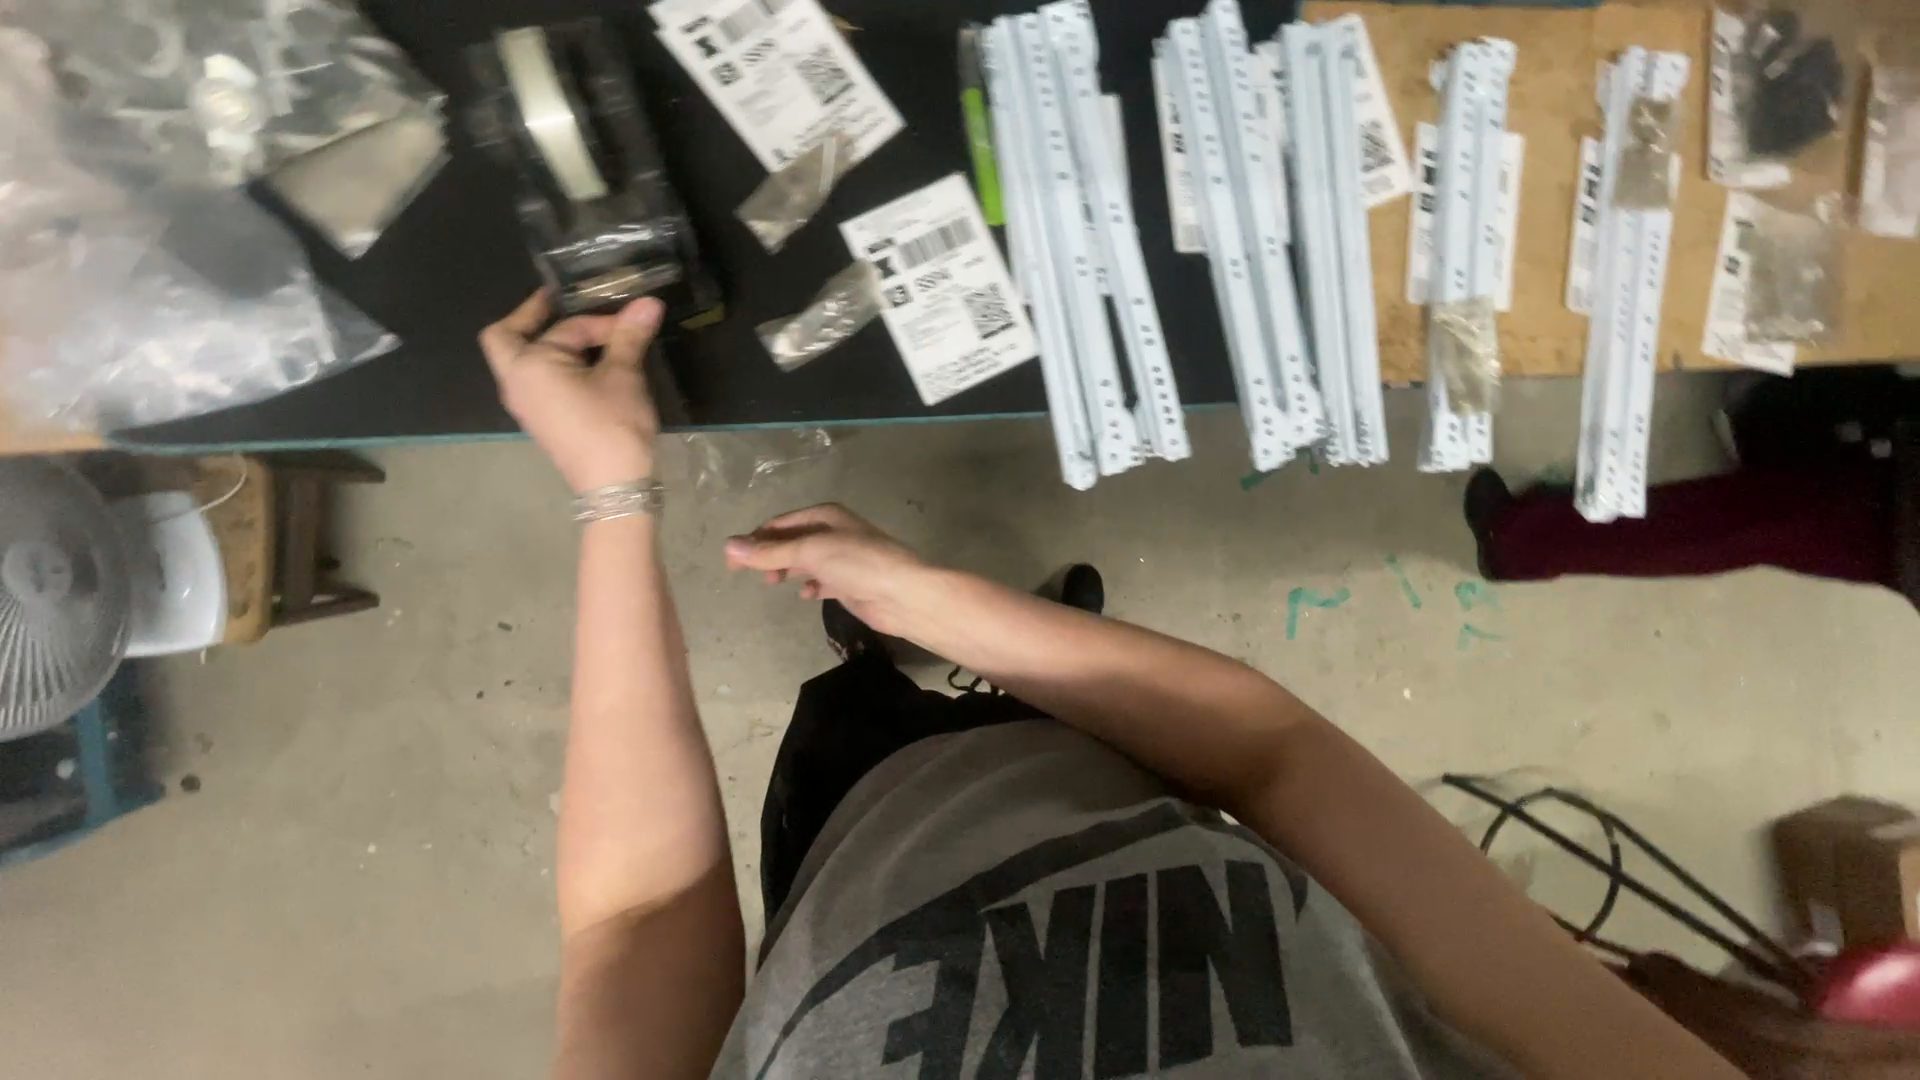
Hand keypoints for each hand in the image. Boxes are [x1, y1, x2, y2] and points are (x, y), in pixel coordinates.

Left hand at [480, 290, 664, 493]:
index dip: (601, 321)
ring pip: (520, 362)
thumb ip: (630, 336)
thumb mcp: (624, 377)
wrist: (614, 485)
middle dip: (529, 319)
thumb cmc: (613, 425)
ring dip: (545, 345)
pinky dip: (553, 368)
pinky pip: (535, 383)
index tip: (631, 322)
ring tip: (583, 340)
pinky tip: (584, 371)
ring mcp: (524, 405)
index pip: (566, 328)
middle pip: (506, 338)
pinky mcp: (540, 421)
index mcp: (529, 364)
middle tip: (557, 306)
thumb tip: (650, 302)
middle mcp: (515, 382)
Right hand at [724, 505, 931, 637]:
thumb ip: (770, 552)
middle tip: (747, 574)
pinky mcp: (850, 583)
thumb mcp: (810, 552)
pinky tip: (805, 595)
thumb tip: (729, 545)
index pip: (781, 523)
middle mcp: (834, 532)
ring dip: (787, 570)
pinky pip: (823, 582)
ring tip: (772, 583)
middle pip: (792, 541)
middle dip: (770, 554)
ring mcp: (843, 558)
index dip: (755, 539)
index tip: (732, 561)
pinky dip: (811, 586)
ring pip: (806, 561)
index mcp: (825, 516)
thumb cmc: (857, 563)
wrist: (902, 594)